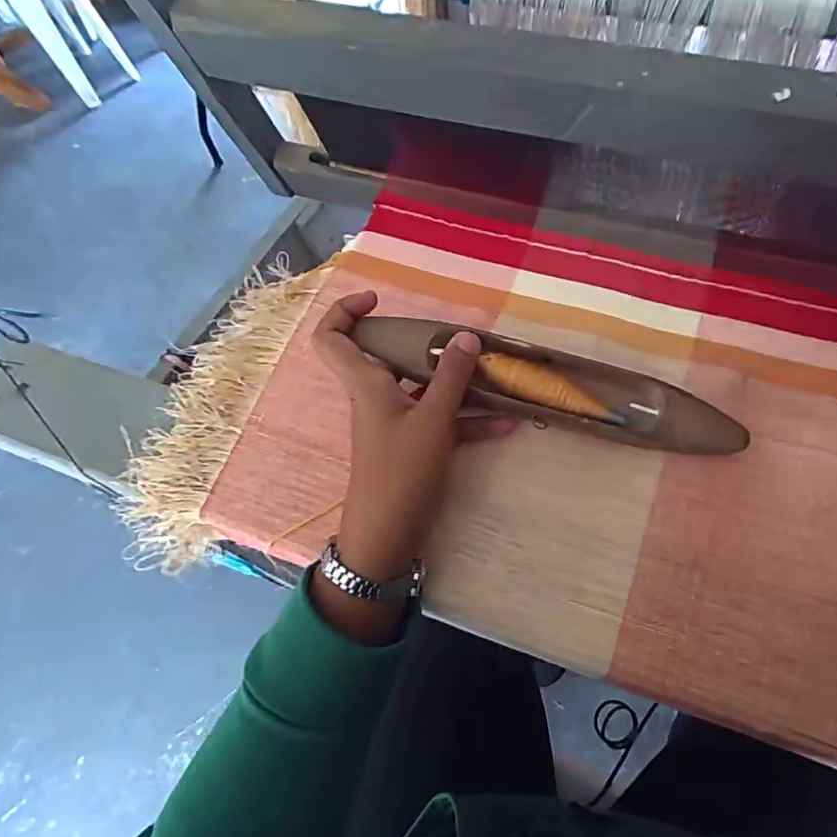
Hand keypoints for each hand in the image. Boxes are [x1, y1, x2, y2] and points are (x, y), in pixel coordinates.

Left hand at [308, 291, 515, 641]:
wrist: (388, 536)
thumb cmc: (401, 473)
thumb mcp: (432, 422)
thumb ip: (451, 378)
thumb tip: (466, 336)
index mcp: (366, 385)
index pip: (331, 338)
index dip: (344, 312)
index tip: (378, 301)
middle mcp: (376, 399)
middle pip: (388, 358)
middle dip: (424, 345)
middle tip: (455, 340)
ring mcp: (395, 424)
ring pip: (422, 391)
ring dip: (456, 384)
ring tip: (497, 377)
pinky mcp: (412, 447)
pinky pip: (439, 422)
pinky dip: (467, 420)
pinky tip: (505, 422)